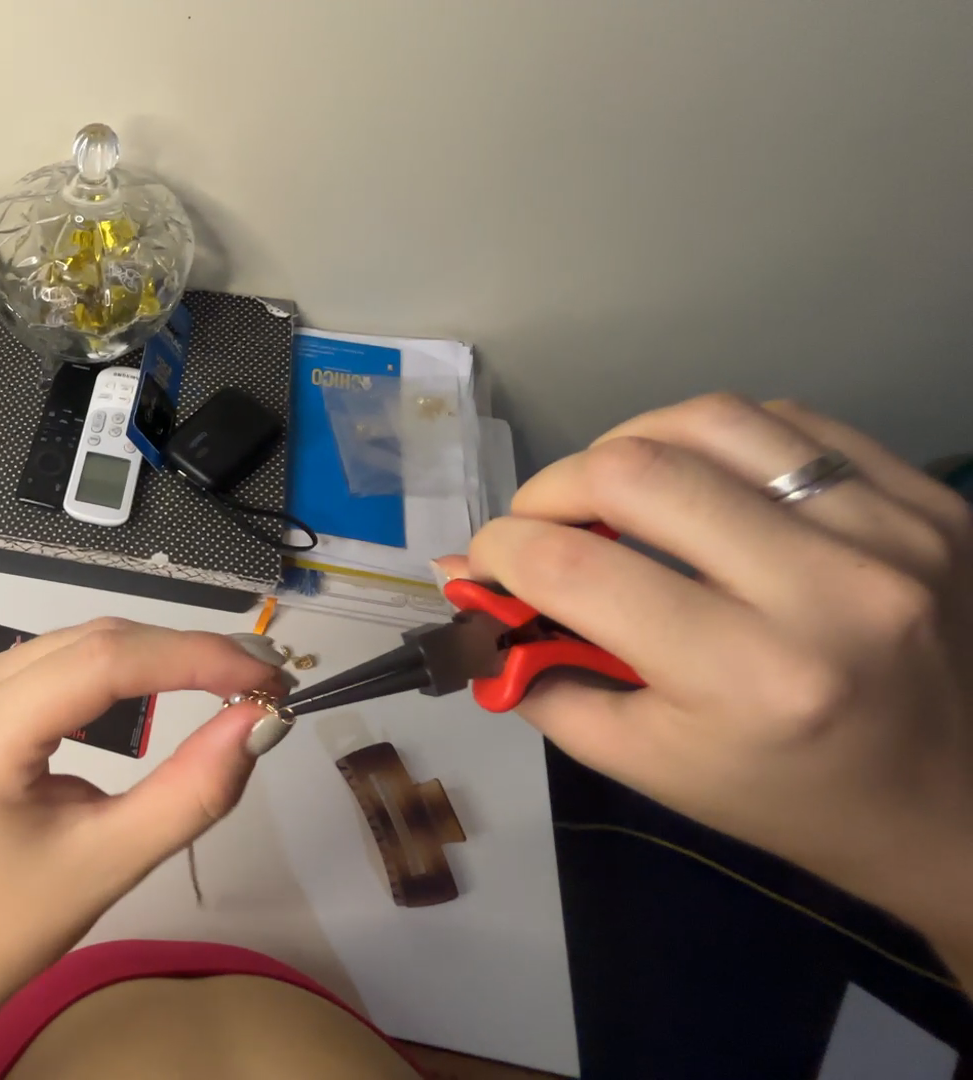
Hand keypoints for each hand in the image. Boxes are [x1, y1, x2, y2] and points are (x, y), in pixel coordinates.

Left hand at [0, 619, 283, 1060]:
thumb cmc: (13, 921)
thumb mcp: (110, 863)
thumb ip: (192, 791)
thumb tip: (260, 722)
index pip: (100, 664)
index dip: (192, 657)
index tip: (268, 677)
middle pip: (93, 643)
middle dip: (186, 653)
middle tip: (265, 682)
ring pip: (83, 642)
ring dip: (160, 655)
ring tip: (231, 682)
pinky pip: (64, 658)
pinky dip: (125, 666)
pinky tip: (170, 680)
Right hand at [439, 394, 972, 967]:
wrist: (957, 805)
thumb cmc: (772, 790)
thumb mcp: (626, 753)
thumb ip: (529, 665)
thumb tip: (462, 576)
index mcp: (747, 675)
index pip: (571, 567)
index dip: (498, 551)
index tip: (485, 565)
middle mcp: (829, 590)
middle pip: (632, 471)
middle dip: (546, 491)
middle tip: (535, 526)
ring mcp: (893, 533)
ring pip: (703, 422)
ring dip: (619, 449)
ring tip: (602, 495)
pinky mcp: (929, 501)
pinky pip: (782, 421)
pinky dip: (701, 439)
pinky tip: (687, 482)